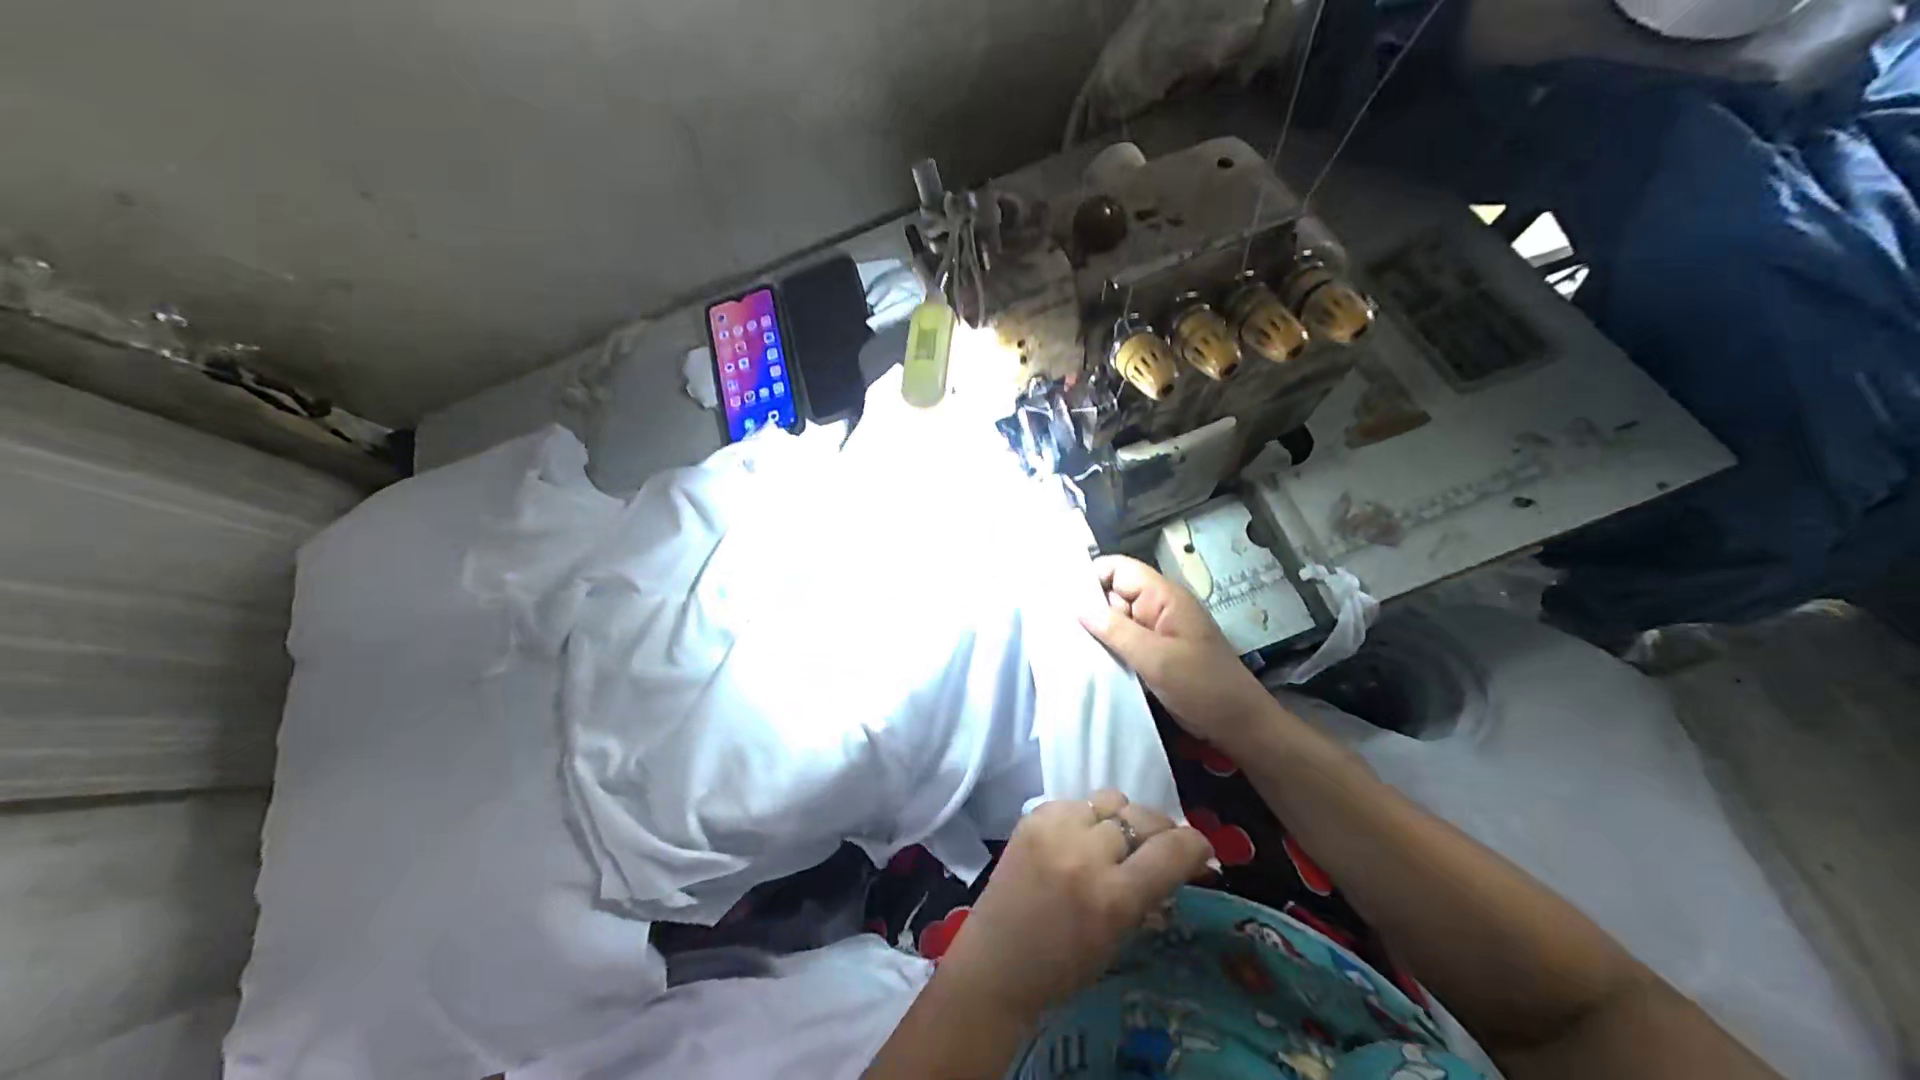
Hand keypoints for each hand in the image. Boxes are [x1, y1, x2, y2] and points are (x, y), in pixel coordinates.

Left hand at [937, 790, 1212, 1017]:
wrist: (996, 963)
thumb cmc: (1064, 967)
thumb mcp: (1120, 936)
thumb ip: (1151, 892)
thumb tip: (1183, 861)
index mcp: (1114, 896)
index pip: (1174, 849)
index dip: (1195, 845)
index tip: (1200, 851)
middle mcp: (1087, 853)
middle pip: (1143, 816)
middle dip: (1159, 830)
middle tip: (1157, 846)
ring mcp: (1055, 829)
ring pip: (1110, 799)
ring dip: (1120, 818)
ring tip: (1112, 839)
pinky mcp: (1032, 816)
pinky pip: (1075, 802)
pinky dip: (1085, 818)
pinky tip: (1077, 839)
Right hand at [1080, 554, 1274, 743]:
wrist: (1238, 725)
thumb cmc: (1203, 686)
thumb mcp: (1157, 658)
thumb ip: (1116, 631)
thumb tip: (1079, 609)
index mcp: (1163, 597)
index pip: (1119, 569)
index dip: (1091, 577)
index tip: (1061, 597)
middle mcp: (1157, 608)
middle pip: (1112, 594)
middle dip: (1088, 608)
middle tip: (1056, 626)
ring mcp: (1155, 632)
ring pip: (1115, 621)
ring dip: (1096, 633)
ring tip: (1065, 645)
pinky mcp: (1153, 654)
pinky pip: (1123, 643)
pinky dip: (1107, 650)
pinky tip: (1086, 662)